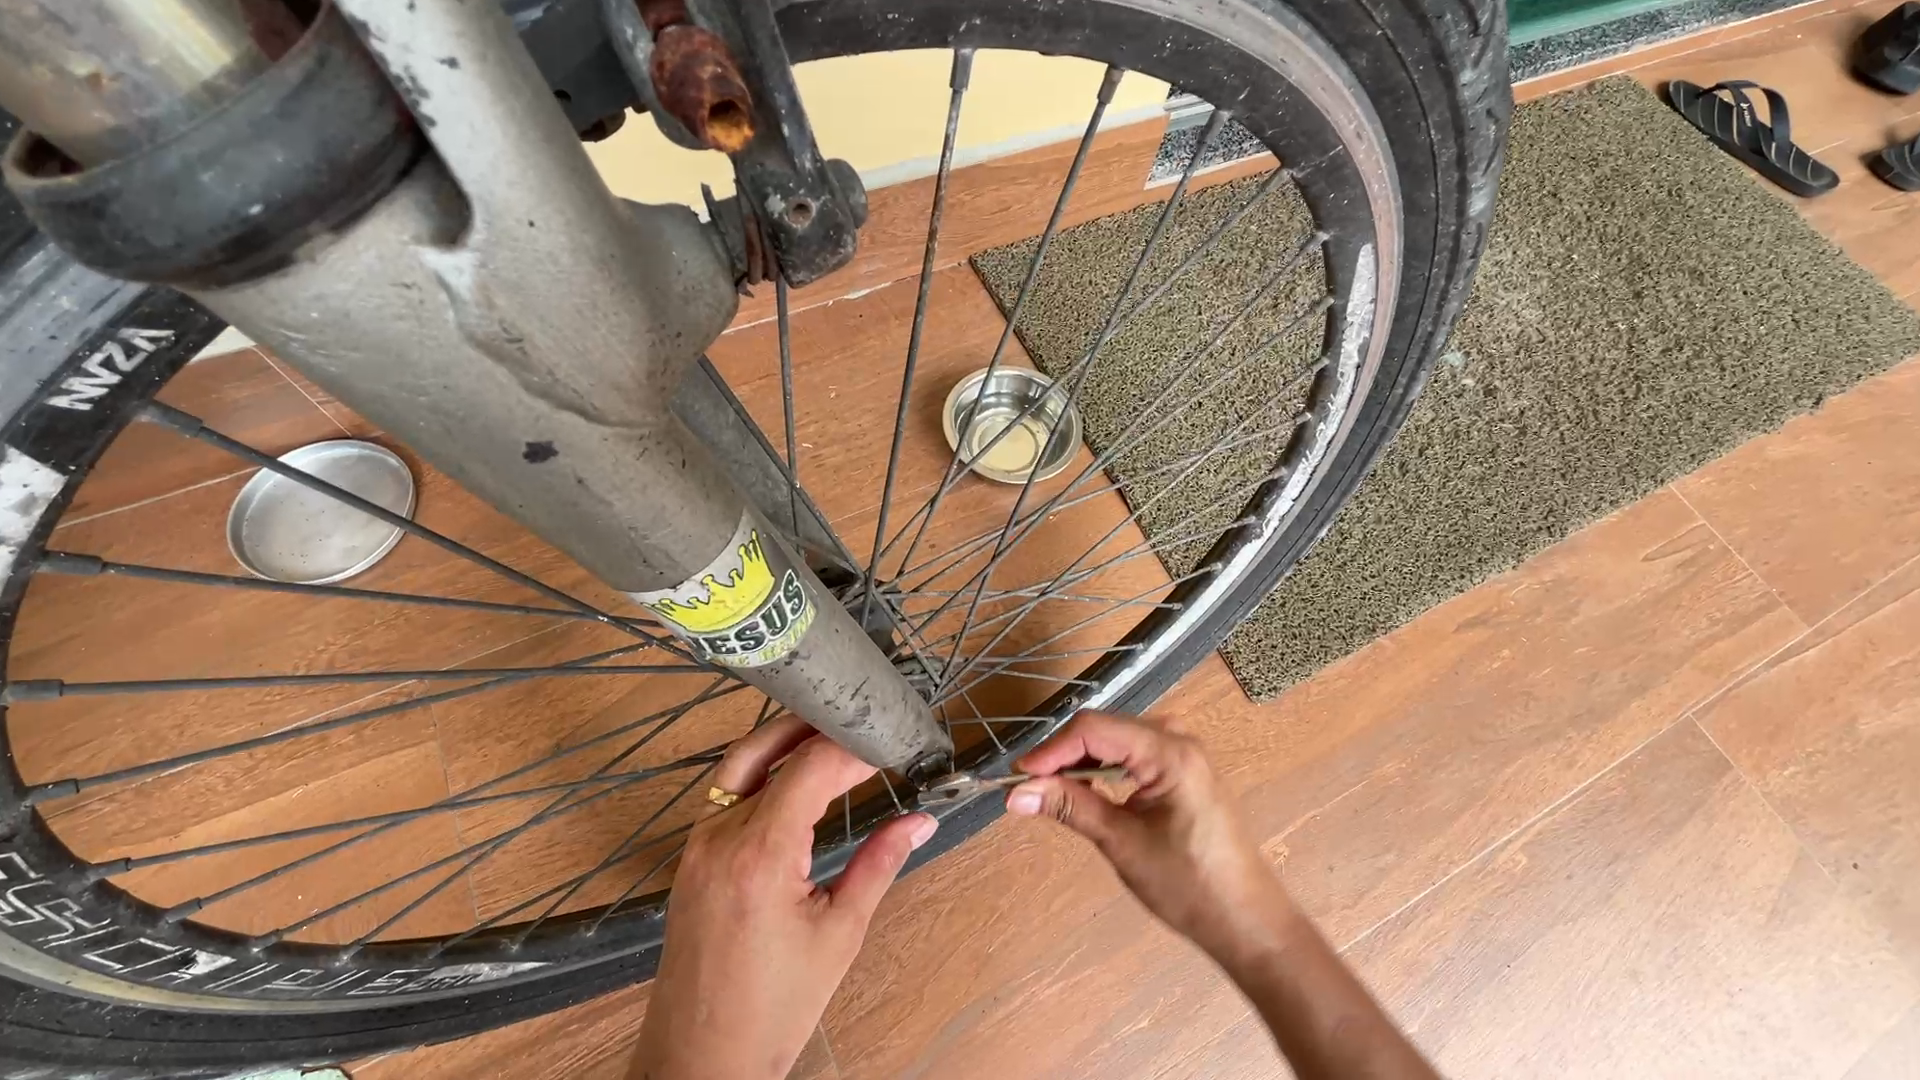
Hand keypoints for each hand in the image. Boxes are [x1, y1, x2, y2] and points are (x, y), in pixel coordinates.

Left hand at [632, 717, 936, 1079]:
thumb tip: (920, 821)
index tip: (888, 743)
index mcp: (759, 855)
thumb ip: (878, 864)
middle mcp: (720, 836)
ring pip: (741, 764)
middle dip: (818, 731)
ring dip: (785, 741)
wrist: (699, 1062)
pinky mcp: (690, 856)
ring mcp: (697, 844)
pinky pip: (726, 793)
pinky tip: (793, 777)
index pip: (810, 769)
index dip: (852, 748)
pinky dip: (762, 772)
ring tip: (832, 732)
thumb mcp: (839, 934)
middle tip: (863, 726)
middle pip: (771, 754)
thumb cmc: (776, 1006)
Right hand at [1005, 710, 1300, 968]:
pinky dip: (1103, 766)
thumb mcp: (1121, 843)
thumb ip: (1069, 807)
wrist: (1248, 922)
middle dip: (1062, 753)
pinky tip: (1086, 787)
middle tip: (1029, 785)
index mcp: (1169, 751)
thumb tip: (1016, 793)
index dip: (1050, 749)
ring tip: (1050, 788)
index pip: (1093, 729)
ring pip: (1115, 738)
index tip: (1017, 776)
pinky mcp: (1183, 770)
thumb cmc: (1188, 885)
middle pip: (1103, 727)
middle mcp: (1178, 739)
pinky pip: (1132, 752)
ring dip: (1080, 759)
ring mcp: (1183, 753)